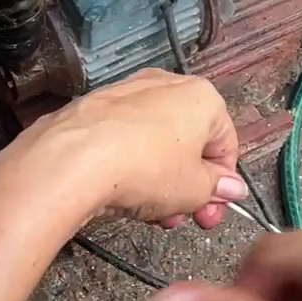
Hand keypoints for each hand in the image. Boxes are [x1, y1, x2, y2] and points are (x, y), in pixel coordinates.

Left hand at [2, 69, 245, 227]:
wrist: (72, 162)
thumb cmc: (141, 167)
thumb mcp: (193, 190)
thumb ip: (216, 188)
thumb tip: (229, 186)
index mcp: (200, 97)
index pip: (225, 143)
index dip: (221, 184)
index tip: (211, 209)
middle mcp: (163, 85)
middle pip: (187, 141)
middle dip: (187, 184)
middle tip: (181, 215)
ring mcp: (124, 93)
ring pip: (153, 141)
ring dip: (158, 179)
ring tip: (147, 211)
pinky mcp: (91, 108)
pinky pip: (121, 139)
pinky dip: (126, 164)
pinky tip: (119, 193)